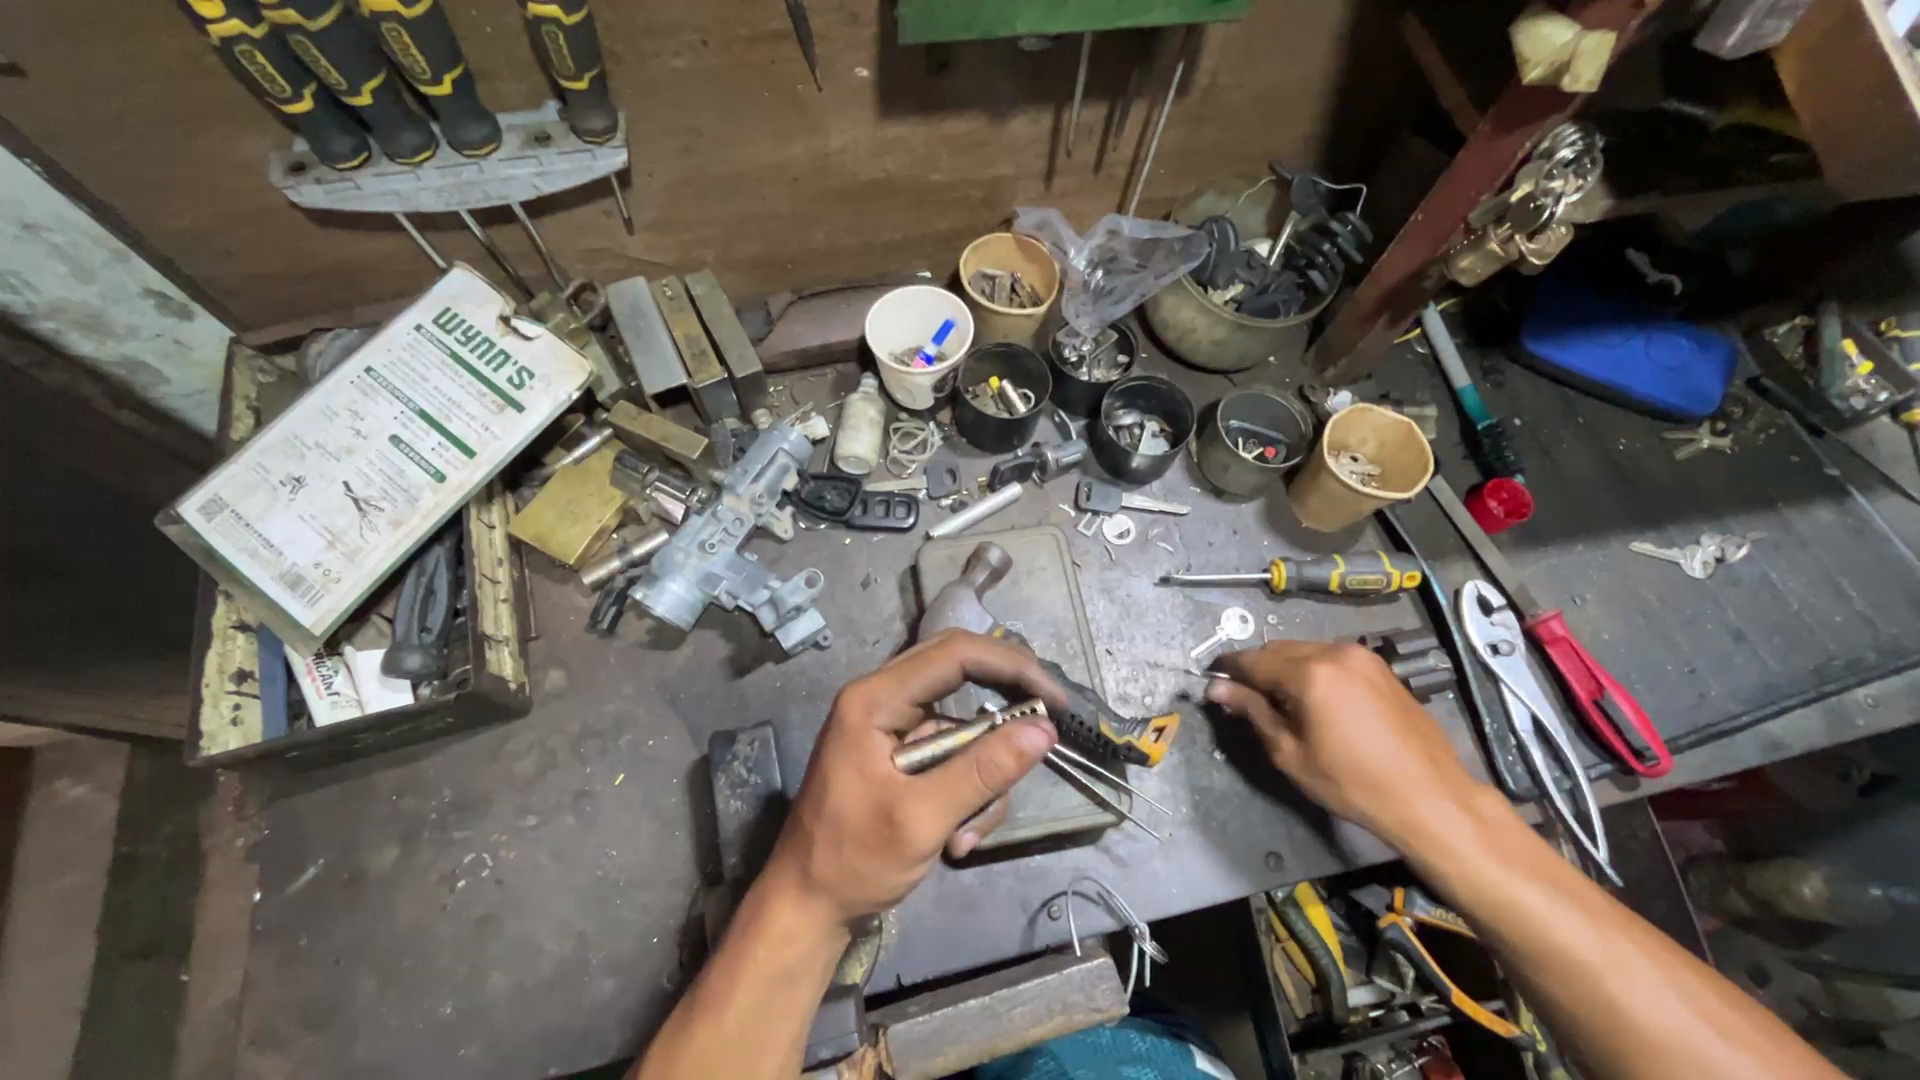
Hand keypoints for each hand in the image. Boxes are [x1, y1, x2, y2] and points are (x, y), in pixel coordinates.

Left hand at [762, 630, 1062, 926]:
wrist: (807, 906)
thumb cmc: (852, 861)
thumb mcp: (922, 819)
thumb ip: (983, 771)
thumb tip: (1044, 730)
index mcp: (874, 699)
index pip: (955, 654)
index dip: (1012, 667)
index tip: (1056, 699)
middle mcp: (882, 699)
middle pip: (961, 672)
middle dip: (1007, 702)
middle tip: (1046, 727)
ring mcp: (891, 727)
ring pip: (964, 724)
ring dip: (982, 776)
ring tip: (966, 834)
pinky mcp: (901, 755)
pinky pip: (953, 755)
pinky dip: (968, 793)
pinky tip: (955, 840)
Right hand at [1205, 641, 1485, 849]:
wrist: (1430, 796)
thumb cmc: (1353, 783)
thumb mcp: (1291, 753)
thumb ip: (1253, 712)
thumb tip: (1217, 688)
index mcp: (1310, 672)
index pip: (1253, 660)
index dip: (1228, 670)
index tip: (1211, 682)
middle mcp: (1335, 652)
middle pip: (1278, 649)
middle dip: (1256, 668)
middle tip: (1243, 699)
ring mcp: (1362, 656)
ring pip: (1305, 650)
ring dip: (1284, 668)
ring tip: (1279, 703)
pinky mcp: (1380, 667)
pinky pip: (1331, 658)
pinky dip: (1312, 670)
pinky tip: (1313, 701)